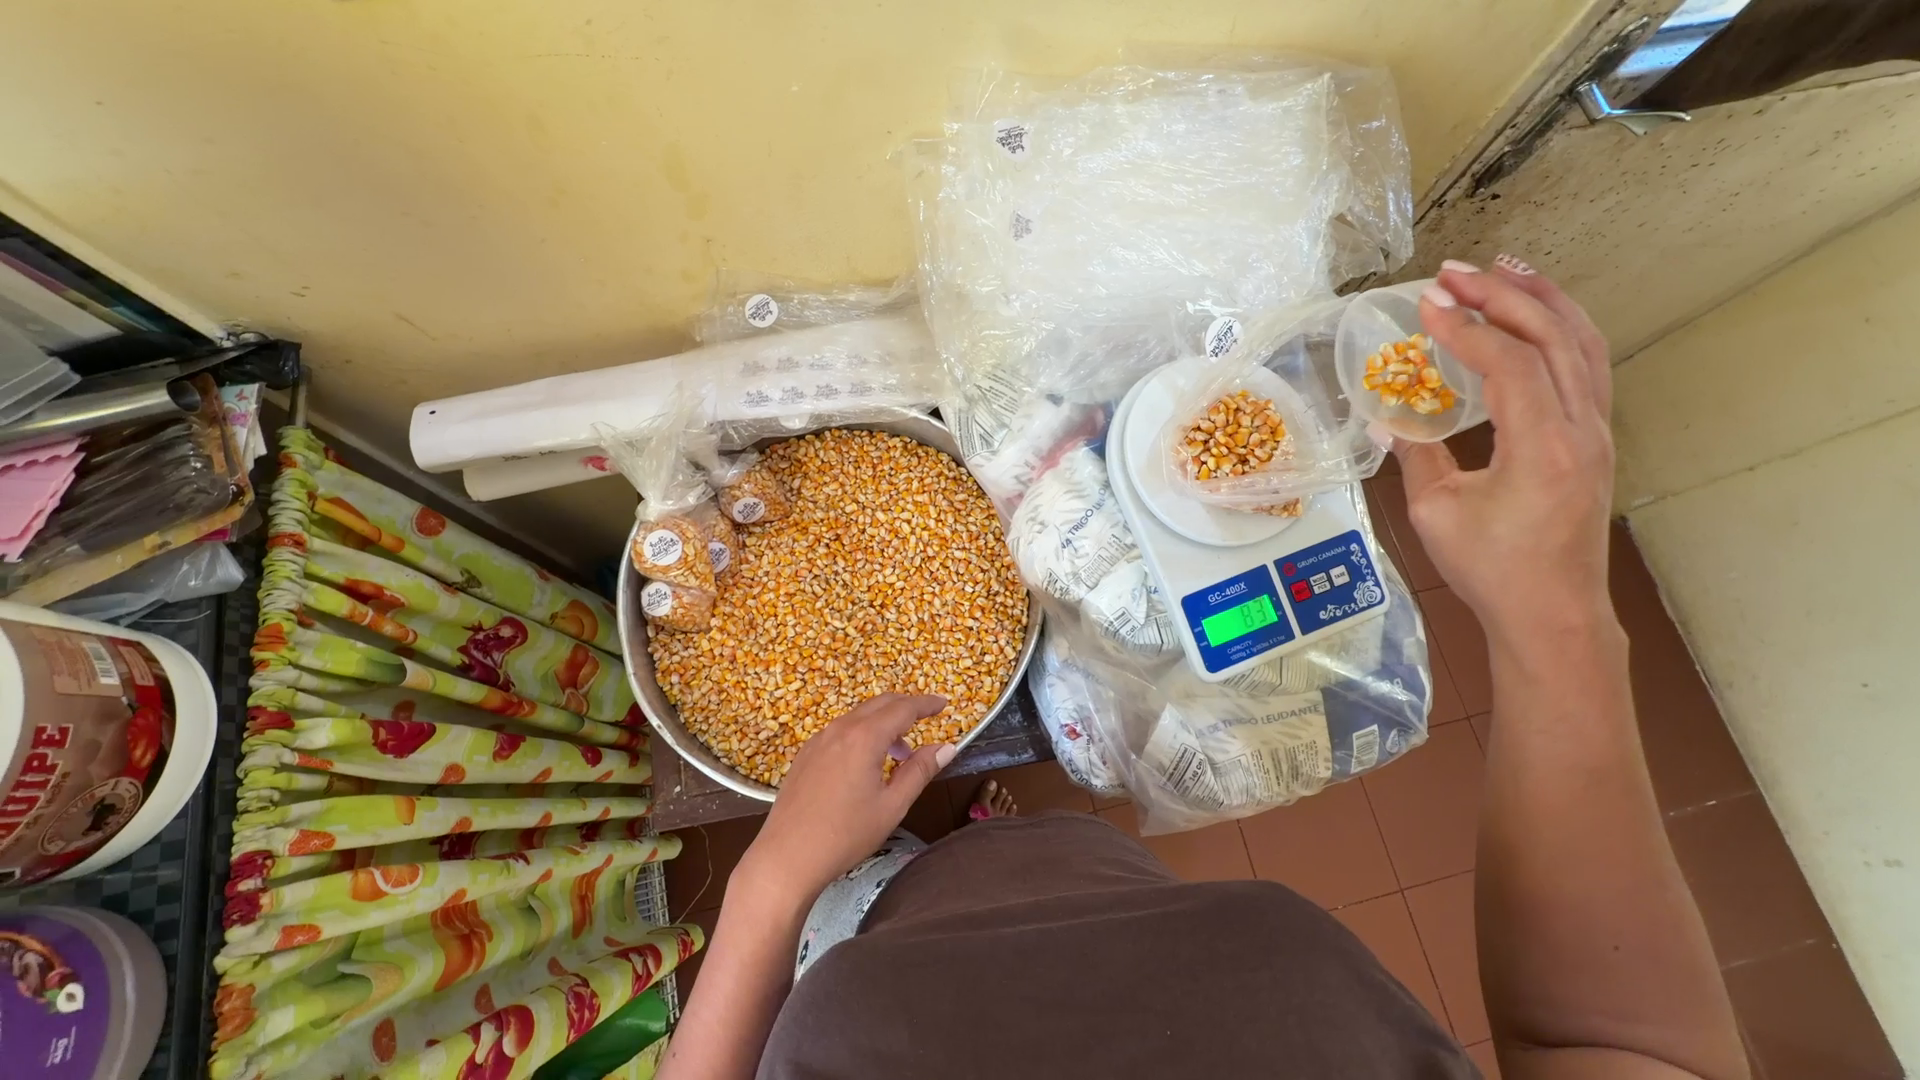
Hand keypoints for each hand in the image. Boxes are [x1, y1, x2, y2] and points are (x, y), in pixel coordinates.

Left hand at [735, 693, 954, 905]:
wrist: (786, 858)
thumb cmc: (845, 835)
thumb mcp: (892, 806)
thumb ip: (920, 771)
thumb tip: (946, 747)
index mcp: (864, 738)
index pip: (903, 708)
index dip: (926, 704)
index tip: (944, 704)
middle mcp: (840, 729)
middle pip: (880, 703)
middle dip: (906, 707)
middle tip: (927, 719)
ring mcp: (818, 740)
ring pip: (859, 716)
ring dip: (884, 724)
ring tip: (900, 754)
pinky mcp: (806, 754)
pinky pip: (841, 730)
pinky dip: (862, 733)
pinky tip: (867, 763)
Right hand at [1395, 257, 1617, 652]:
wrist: (1551, 611)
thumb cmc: (1490, 568)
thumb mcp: (1435, 512)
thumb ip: (1413, 456)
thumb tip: (1384, 418)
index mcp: (1543, 446)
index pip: (1508, 362)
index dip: (1465, 327)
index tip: (1426, 303)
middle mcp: (1582, 427)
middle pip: (1551, 337)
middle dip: (1501, 295)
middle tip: (1453, 273)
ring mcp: (1598, 430)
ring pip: (1581, 342)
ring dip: (1541, 300)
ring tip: (1503, 270)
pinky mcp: (1596, 438)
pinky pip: (1588, 364)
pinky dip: (1561, 328)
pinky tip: (1536, 315)